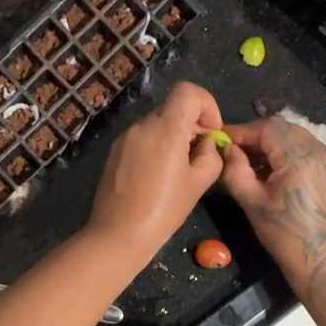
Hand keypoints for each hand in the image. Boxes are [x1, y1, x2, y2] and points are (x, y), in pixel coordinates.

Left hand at [85, 82, 224, 253]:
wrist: (118, 235)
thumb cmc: (164, 210)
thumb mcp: (199, 183)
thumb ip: (210, 154)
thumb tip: (205, 143)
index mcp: (165, 128)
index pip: (188, 91)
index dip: (206, 105)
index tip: (211, 132)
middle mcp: (142, 126)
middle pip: (172, 108)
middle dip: (192, 125)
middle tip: (200, 155)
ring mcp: (125, 139)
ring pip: (157, 125)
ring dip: (173, 137)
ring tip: (179, 170)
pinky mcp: (114, 153)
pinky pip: (142, 139)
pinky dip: (156, 147)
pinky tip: (158, 177)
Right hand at [219, 117, 325, 285]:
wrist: (323, 260)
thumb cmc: (284, 235)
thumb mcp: (252, 203)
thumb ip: (235, 171)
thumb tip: (226, 149)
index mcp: (299, 158)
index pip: (267, 129)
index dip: (242, 131)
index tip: (223, 140)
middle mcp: (320, 151)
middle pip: (283, 129)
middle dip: (257, 137)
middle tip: (235, 151)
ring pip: (296, 138)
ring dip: (272, 145)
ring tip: (252, 163)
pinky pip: (308, 151)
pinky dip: (288, 154)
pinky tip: (274, 173)